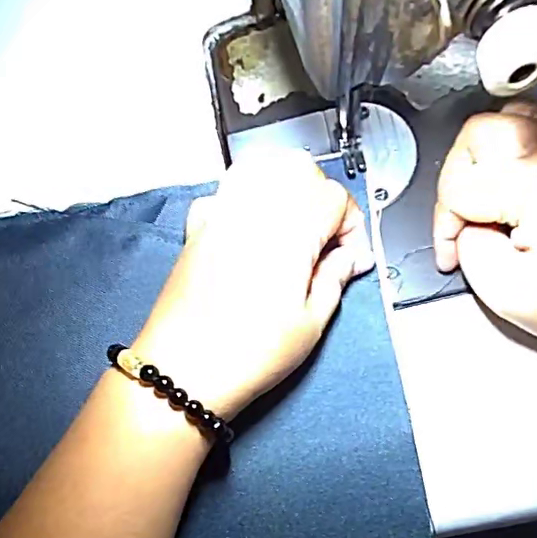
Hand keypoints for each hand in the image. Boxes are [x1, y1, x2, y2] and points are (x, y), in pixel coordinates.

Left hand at [132, 148, 371, 418]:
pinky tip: (255, 233)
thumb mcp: (310, 324)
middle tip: (326, 240)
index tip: (349, 255)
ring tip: (294, 229)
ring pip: (260, 167)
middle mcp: (254, 211)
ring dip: (285, 188)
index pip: (334, 197)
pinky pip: (227, 193)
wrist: (186, 370)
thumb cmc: (245, 354)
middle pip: (299, 170)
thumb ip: (335, 280)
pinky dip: (247, 201)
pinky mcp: (199, 228)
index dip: (350, 225)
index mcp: (290, 230)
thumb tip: (348, 260)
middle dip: (320, 197)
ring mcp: (221, 214)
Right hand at [432, 103, 536, 370]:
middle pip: (478, 133)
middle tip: (461, 223)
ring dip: (485, 160)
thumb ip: (470, 249)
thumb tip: (467, 227)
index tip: (452, 256)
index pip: (461, 183)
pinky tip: (516, 193)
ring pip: (510, 119)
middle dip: (457, 180)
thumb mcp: (506, 292)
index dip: (444, 224)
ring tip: (486, 203)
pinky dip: (516, 155)